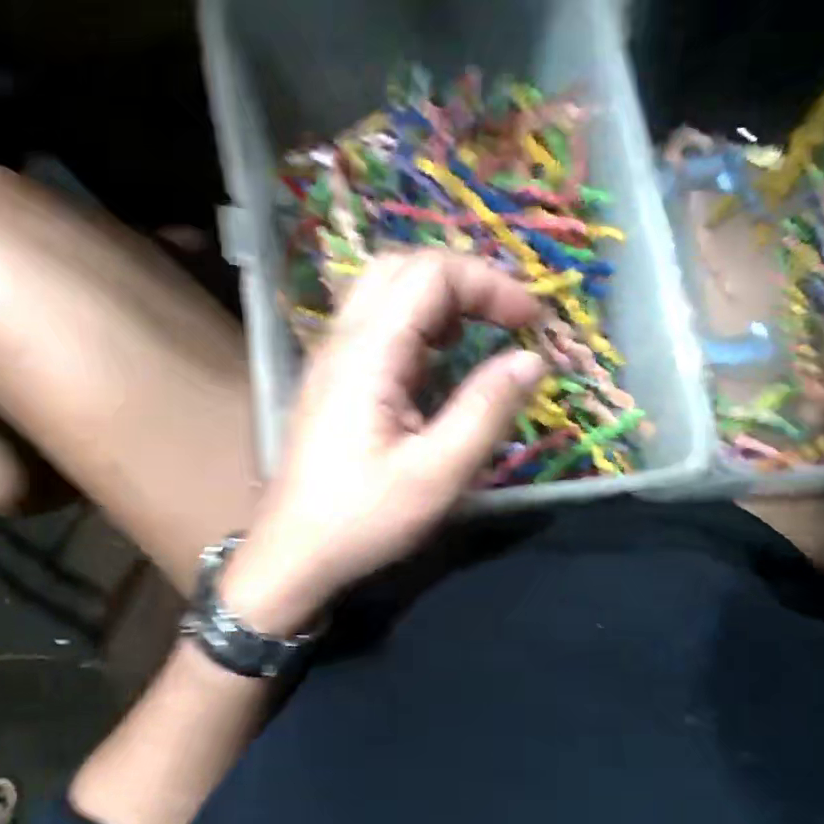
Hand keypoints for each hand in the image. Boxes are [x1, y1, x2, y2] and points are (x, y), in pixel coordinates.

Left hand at [219, 252, 546, 633]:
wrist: (291, 555)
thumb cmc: (361, 520)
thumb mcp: (436, 475)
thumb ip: (486, 410)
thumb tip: (531, 359)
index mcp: (367, 354)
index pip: (430, 273)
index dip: (489, 283)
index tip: (531, 323)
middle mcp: (341, 343)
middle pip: (400, 268)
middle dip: (461, 281)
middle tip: (502, 321)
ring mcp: (329, 362)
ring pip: (382, 294)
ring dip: (435, 302)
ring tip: (473, 340)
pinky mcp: (329, 384)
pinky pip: (372, 328)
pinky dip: (413, 328)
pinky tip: (433, 369)